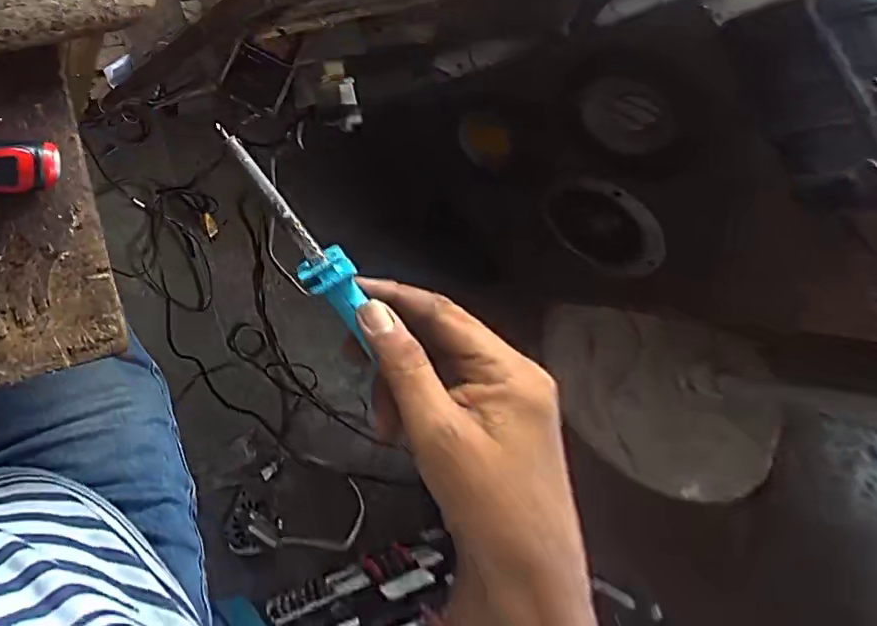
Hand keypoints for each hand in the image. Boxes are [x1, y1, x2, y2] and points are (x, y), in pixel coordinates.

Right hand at [356, 278, 593, 625]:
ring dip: (396, 384)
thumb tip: (372, 311)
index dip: (391, 296)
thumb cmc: (491, 510)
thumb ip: (401, 363)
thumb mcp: (435, 429)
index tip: (348, 289)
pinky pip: (438, 391)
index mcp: (509, 370)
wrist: (528, 586)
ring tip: (382, 420)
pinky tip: (397, 430)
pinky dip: (410, 403)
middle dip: (389, 350)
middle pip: (433, 337)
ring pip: (430, 365)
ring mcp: (502, 399)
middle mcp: (509, 375)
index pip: (440, 311)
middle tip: (351, 354)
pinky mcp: (489, 420)